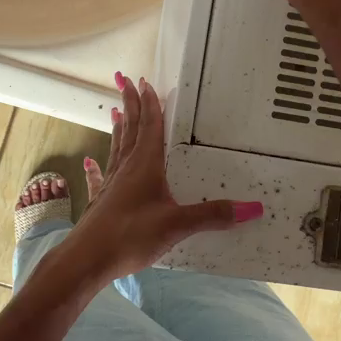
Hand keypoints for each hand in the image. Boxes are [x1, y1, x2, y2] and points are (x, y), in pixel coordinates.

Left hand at [51, 72, 262, 284]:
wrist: (87, 260)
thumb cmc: (131, 235)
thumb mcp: (177, 225)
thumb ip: (213, 215)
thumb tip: (254, 208)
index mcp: (146, 166)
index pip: (150, 127)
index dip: (150, 104)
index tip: (144, 81)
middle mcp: (126, 168)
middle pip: (131, 130)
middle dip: (131, 105)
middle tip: (124, 81)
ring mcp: (110, 184)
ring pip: (116, 149)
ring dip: (119, 129)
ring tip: (116, 112)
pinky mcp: (100, 202)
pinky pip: (98, 178)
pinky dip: (95, 168)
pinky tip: (88, 161)